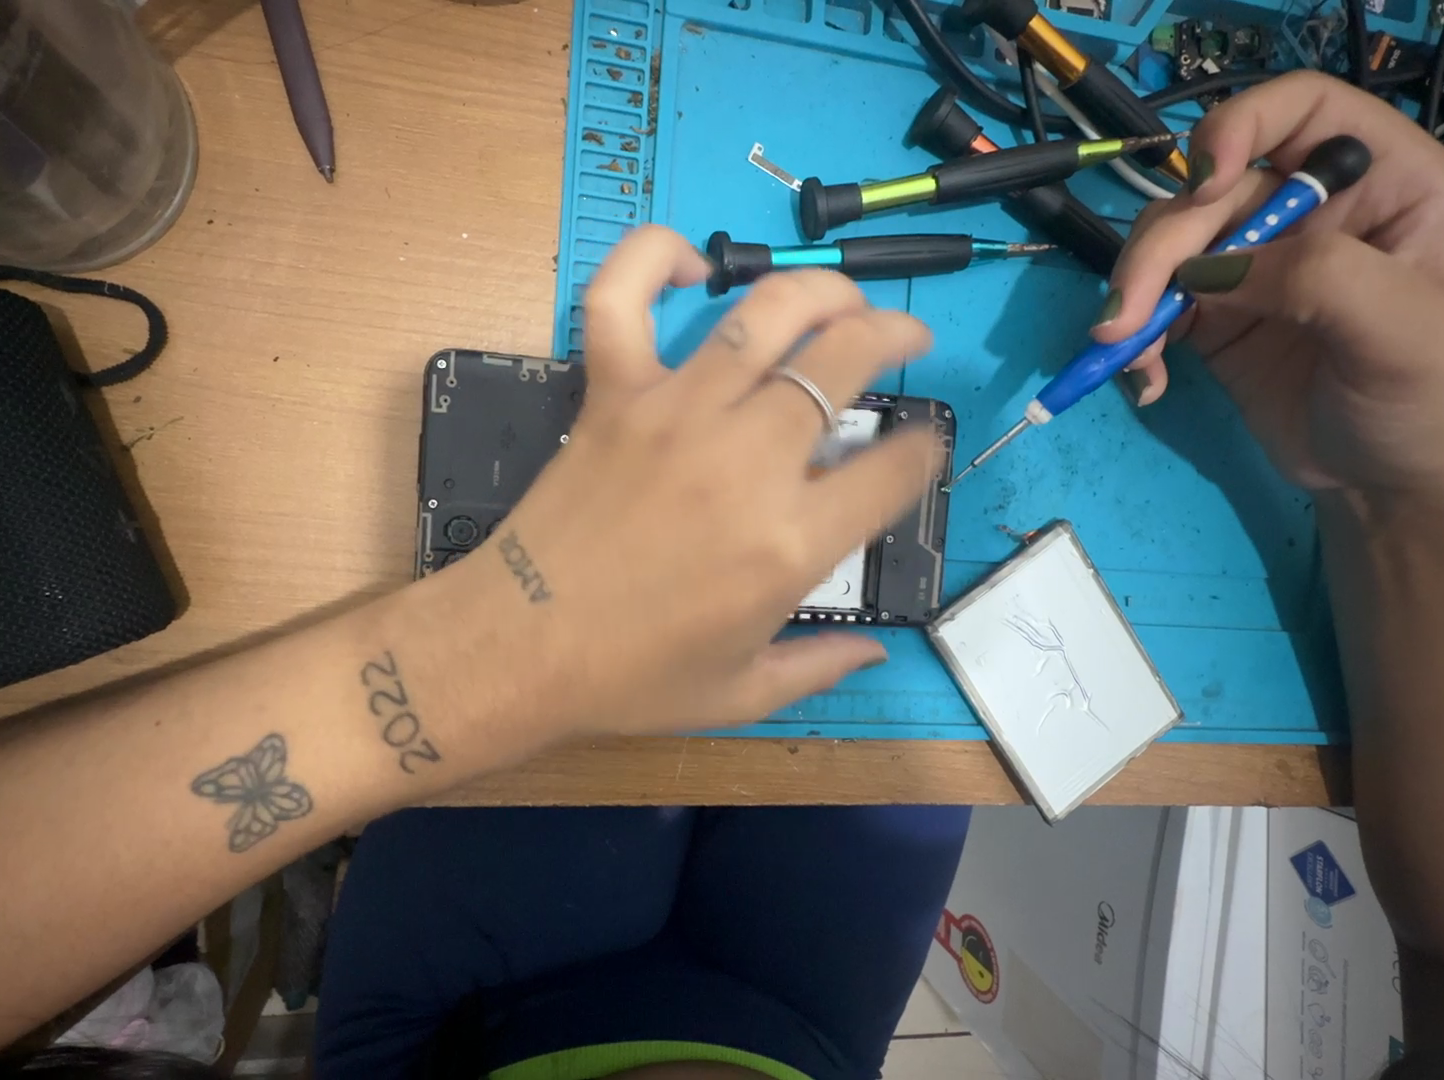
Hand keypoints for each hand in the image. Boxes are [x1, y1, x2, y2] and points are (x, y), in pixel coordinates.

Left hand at [428, 226, 941, 737]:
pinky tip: (690, 264)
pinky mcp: (613, 394)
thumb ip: (820, 667)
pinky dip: (653, 259)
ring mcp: (676, 413)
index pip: (895, 469)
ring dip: (822, 291)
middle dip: (895, 335)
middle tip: (904, 338)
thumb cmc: (631, 677)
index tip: (918, 447)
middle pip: (846, 360)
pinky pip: (624, 298)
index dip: (923, 451)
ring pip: (768, 313)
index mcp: (791, 542)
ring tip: (840, 298)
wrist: (520, 648)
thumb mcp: (741, 694)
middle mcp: (747, 459)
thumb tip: (876, 650)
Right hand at [1098, 72, 1443, 499]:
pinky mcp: (1213, 320)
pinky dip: (1133, 344)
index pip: (1302, 111)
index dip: (1240, 128)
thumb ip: (1317, 278)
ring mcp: (1253, 269)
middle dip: (1155, 256)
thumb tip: (1207, 270)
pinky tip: (1145, 382)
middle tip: (1120, 324)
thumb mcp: (1401, 331)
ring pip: (1165, 251)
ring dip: (1132, 301)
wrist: (1391, 484)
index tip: (1201, 188)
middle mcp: (1309, 215)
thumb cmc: (1431, 400)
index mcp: (1381, 186)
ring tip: (1126, 360)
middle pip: (1205, 197)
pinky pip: (1152, 310)